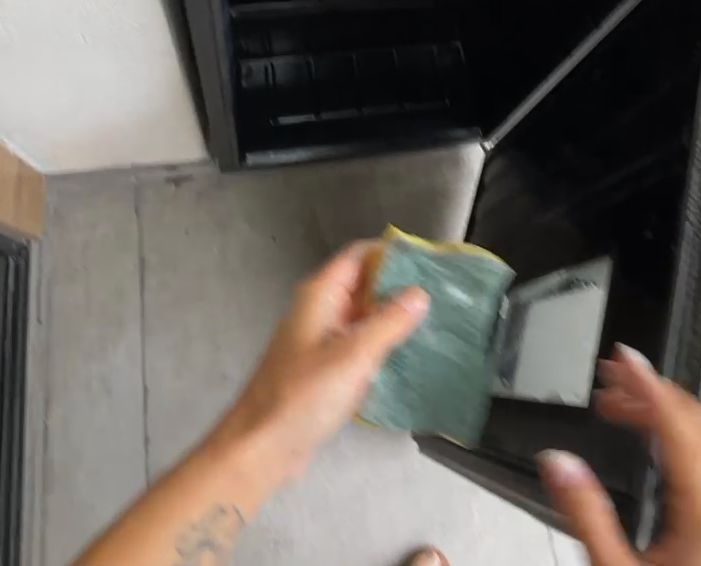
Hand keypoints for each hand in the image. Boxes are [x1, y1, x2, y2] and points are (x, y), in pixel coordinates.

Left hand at [208, 240, 429, 485]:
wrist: (261, 447)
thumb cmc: (303, 396)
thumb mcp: (353, 356)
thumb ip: (388, 322)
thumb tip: (419, 293)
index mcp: (320, 294)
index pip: (358, 255)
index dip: (390, 252)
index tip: (427, 261)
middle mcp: (319, 308)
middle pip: (362, 283)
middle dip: (397, 285)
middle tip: (439, 292)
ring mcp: (320, 338)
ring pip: (362, 314)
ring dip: (391, 316)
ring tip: (433, 321)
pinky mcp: (324, 366)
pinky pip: (358, 343)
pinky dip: (380, 343)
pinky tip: (408, 355)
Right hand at [539, 344, 700, 565]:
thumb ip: (586, 513)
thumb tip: (557, 459)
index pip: (679, 425)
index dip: (648, 385)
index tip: (620, 359)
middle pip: (696, 424)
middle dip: (651, 392)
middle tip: (608, 379)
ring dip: (662, 413)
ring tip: (618, 405)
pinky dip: (674, 438)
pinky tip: (647, 441)